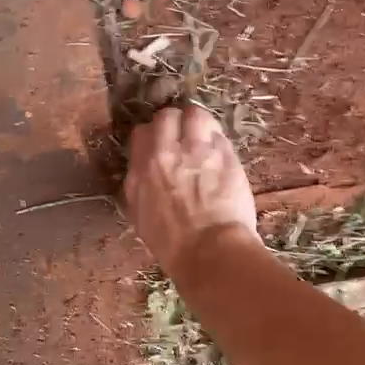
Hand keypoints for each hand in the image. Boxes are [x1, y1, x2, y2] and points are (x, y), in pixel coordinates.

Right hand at [122, 105, 258, 274]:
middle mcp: (168, 152)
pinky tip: (219, 154)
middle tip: (181, 135)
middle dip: (173, 122)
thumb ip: (138, 185)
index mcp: (143, 168)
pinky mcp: (226, 155)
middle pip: (167, 116)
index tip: (158, 146)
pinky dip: (217, 140)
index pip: (142, 133)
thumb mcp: (139, 215)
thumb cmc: (171, 243)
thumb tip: (141, 171)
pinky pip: (219, 134)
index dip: (151, 137)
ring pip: (196, 114)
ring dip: (198, 122)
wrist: (209, 250)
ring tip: (202, 135)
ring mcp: (199, 151)